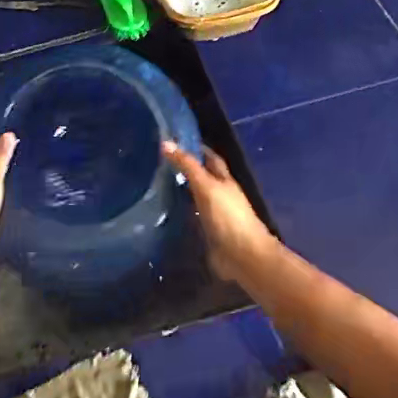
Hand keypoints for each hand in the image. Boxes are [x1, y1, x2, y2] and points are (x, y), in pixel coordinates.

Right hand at [163, 142, 278, 281]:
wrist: (243, 257)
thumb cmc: (228, 217)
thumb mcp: (206, 186)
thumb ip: (188, 166)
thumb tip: (166, 142)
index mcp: (224, 180)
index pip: (209, 158)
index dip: (195, 148)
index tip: (174, 140)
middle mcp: (220, 195)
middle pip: (202, 178)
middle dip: (185, 170)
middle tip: (158, 163)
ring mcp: (214, 216)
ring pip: (195, 198)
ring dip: (180, 192)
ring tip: (154, 185)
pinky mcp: (207, 234)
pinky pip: (190, 219)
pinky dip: (179, 214)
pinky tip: (163, 213)